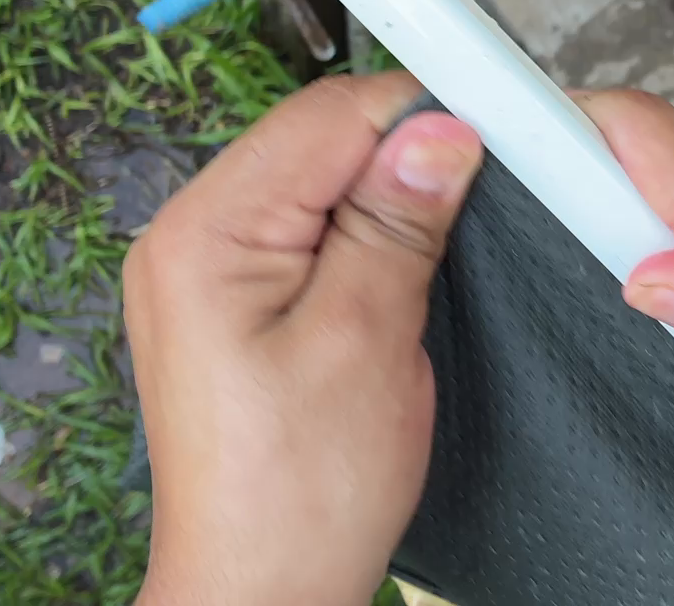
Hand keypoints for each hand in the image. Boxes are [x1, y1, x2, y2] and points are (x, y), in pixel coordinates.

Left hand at [123, 74, 481, 605]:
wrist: (262, 585)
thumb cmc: (303, 489)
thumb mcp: (366, 340)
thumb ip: (397, 223)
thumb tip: (441, 132)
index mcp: (208, 235)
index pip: (325, 118)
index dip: (410, 114)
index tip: (481, 133)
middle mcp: (193, 229)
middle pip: (318, 135)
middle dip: (399, 147)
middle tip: (469, 186)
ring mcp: (210, 255)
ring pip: (321, 168)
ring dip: (386, 182)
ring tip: (437, 223)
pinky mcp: (237, 280)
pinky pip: (311, 210)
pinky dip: (365, 214)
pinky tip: (397, 245)